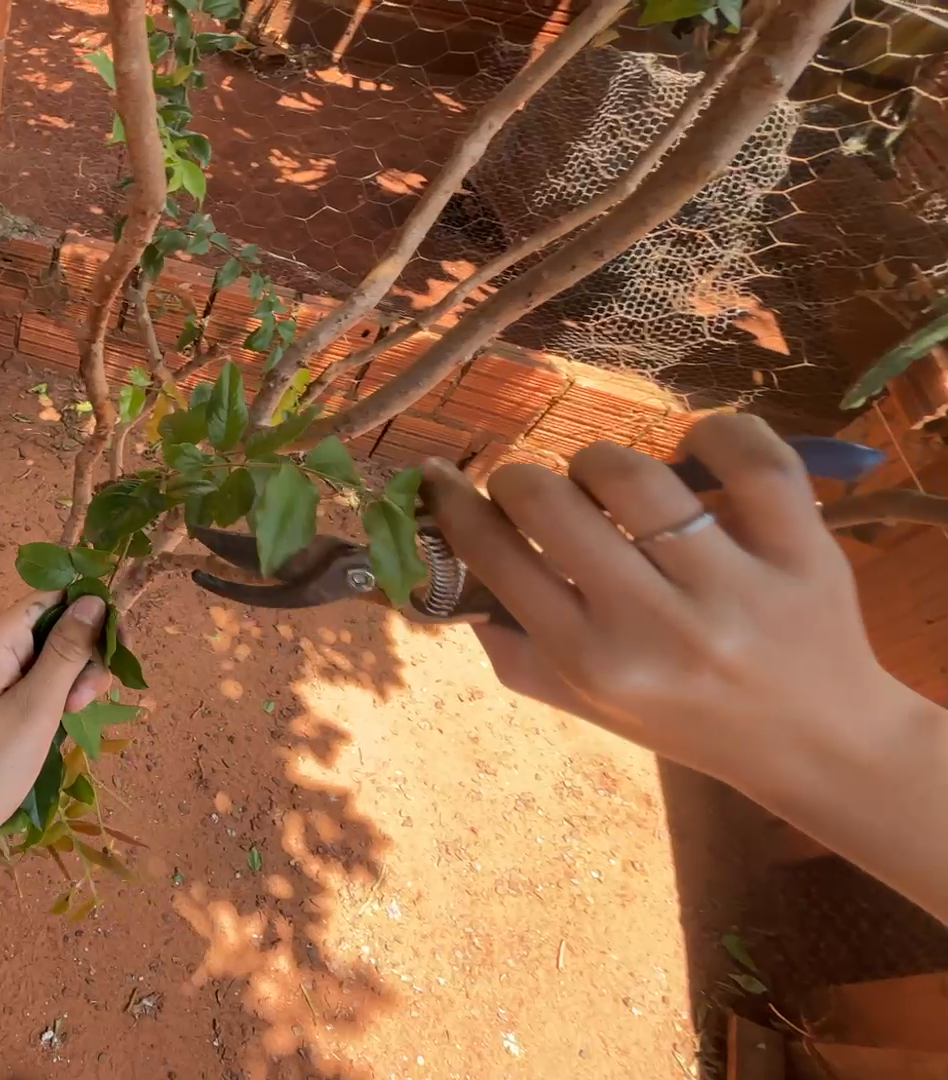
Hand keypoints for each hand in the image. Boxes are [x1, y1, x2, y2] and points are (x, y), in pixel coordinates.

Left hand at [0, 592, 112, 865]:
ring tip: (69, 719)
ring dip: (69, 682)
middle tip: (84, 704)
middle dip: (81, 657)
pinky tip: (56, 724)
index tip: (120, 652)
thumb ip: (67, 651)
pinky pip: (29, 681)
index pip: (53, 598)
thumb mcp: (36, 708)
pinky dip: (50, 698)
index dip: (91, 615)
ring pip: (46, 657)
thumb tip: (93, 598)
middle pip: (52, 627)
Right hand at [422, 413, 909, 789]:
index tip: (436, 475)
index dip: (451, 502)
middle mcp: (653, 623)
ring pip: (635, 475)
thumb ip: (499, 632)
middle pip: (551, 503)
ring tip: (601, 480)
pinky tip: (693, 447)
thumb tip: (447, 555)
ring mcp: (735, 587)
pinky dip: (713, 435)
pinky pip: (757, 463)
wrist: (817, 744)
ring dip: (596, 462)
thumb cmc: (665, 714)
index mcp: (586, 657)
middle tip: (526, 489)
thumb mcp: (560, 692)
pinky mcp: (808, 555)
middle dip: (518, 479)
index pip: (494, 554)